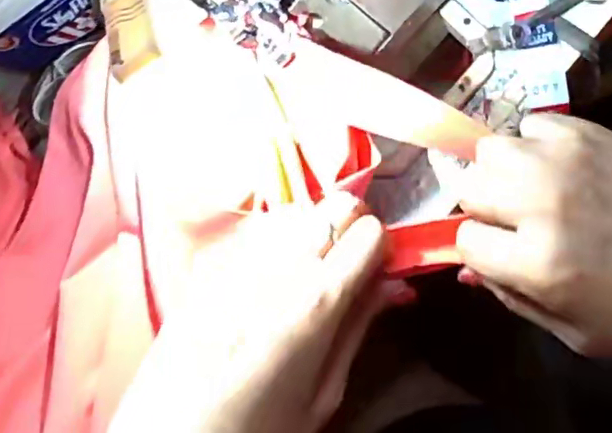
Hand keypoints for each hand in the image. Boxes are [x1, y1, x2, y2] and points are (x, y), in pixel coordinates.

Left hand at [117, 193, 391, 432]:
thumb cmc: (255, 432)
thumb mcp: (321, 395)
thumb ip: (361, 327)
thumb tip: (399, 285)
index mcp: (316, 301)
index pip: (371, 230)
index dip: (381, 248)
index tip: (377, 270)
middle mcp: (281, 264)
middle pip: (339, 203)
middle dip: (355, 225)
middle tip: (350, 262)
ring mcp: (242, 256)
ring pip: (302, 209)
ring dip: (316, 228)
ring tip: (308, 270)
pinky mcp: (212, 260)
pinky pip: (262, 229)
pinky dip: (279, 241)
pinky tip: (270, 278)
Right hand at [453, 113, 611, 357]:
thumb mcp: (583, 334)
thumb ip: (517, 298)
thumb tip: (470, 265)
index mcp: (540, 262)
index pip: (466, 240)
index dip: (480, 250)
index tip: (500, 252)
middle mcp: (540, 201)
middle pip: (471, 185)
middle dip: (484, 207)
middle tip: (514, 220)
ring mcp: (561, 157)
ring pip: (492, 147)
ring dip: (503, 169)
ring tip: (532, 187)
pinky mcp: (583, 129)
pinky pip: (531, 123)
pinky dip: (535, 143)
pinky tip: (562, 165)